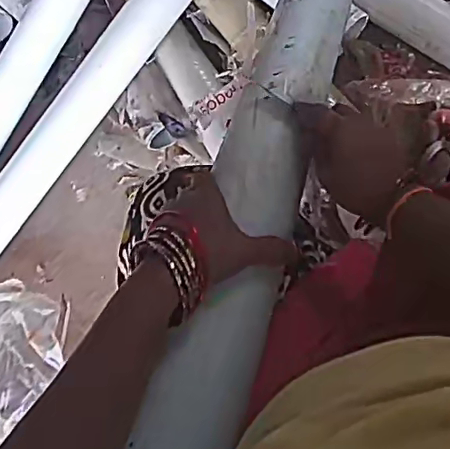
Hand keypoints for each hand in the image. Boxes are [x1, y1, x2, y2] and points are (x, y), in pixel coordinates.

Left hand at [164, 169, 296, 280]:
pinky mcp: (154, 234)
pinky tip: (186, 251)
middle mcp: (182, 198)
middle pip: (192, 194)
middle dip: (202, 204)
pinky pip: (167, 230)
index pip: (206, 177)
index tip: (222, 190)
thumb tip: (296, 252)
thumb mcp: (245, 252)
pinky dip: (176, 237)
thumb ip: (269, 250)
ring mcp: (165, 215)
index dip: (212, 181)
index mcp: (205, 194)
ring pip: (178, 212)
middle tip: (217, 220)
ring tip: (202, 237)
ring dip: (187, 221)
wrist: (169, 271)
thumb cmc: (209, 250)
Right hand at [296, 102, 419, 223]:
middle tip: (317, 127)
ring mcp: (375, 127)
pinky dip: (358, 131)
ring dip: (344, 123)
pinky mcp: (388, 136)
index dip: (304, 110)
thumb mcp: (326, 175)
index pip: (316, 112)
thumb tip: (310, 136)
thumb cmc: (355, 190)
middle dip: (326, 116)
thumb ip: (316, 151)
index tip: (296, 111)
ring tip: (336, 136)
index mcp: (338, 128)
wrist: (396, 198)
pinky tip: (354, 144)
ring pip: (354, 117)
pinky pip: (367, 127)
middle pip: (337, 109)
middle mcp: (357, 121)